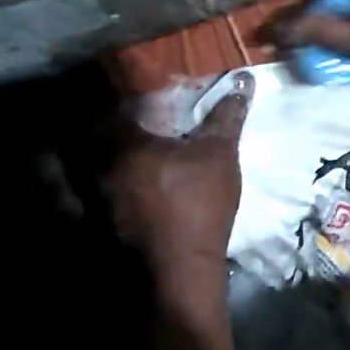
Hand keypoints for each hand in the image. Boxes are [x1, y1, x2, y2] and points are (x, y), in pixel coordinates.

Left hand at [106, 71, 253, 303]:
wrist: (184, 265)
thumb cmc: (200, 201)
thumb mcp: (220, 153)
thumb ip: (226, 117)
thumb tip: (242, 84)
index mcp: (128, 144)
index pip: (126, 107)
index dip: (145, 97)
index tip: (165, 96)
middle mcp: (108, 166)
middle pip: (119, 134)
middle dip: (142, 127)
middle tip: (168, 123)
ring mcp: (107, 196)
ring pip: (120, 163)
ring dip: (140, 156)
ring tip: (167, 154)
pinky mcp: (115, 220)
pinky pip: (124, 188)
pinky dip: (139, 181)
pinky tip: (162, 187)